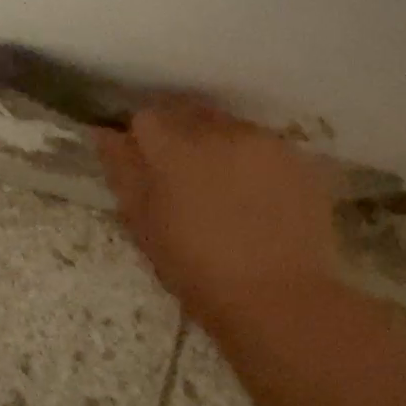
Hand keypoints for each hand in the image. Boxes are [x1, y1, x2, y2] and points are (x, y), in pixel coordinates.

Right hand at [95, 99, 338, 330]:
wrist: (276, 295)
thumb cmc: (192, 266)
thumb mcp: (142, 223)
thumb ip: (122, 171)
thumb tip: (105, 133)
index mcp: (173, 149)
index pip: (146, 117)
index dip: (139, 137)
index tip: (139, 163)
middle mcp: (220, 133)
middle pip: (188, 111)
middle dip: (177, 133)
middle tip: (176, 174)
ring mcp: (265, 143)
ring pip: (228, 125)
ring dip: (215, 144)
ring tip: (217, 186)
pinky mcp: (300, 159)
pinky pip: (263, 145)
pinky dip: (250, 160)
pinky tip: (252, 196)